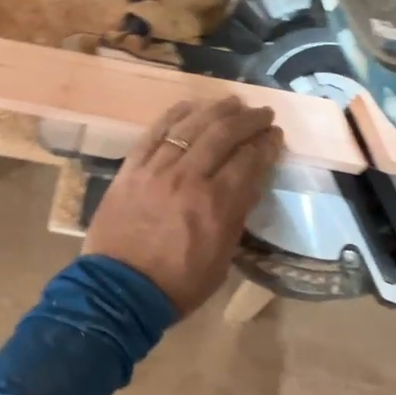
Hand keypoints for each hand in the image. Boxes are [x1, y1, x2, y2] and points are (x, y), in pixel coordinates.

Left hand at [84, 96, 284, 315]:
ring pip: (191, 126)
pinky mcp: (131, 169)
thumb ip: (235, 219)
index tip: (276, 136)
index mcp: (217, 205)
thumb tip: (248, 186)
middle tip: (263, 113)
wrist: (119, 292)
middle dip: (249, 120)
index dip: (266, 144)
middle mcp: (189, 178)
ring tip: (233, 102)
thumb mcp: (221, 261)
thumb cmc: (177, 285)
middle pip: (224, 134)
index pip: (249, 161)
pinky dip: (174, 115)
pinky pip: (154, 132)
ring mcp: (157, 169)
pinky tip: (189, 105)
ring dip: (216, 110)